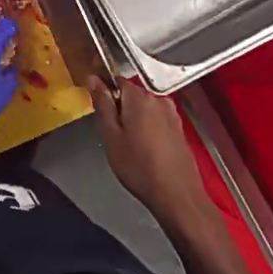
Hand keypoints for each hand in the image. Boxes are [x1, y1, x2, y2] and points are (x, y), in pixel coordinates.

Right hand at [89, 77, 208, 214]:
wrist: (176, 194)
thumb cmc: (138, 167)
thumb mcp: (110, 136)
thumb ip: (102, 105)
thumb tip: (93, 79)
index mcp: (140, 98)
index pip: (116, 80)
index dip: (104, 93)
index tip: (98, 112)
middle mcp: (159, 100)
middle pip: (131, 95)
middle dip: (118, 109)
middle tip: (111, 135)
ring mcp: (172, 115)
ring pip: (143, 109)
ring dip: (132, 121)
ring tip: (126, 146)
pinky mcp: (178, 129)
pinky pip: (155, 121)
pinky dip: (145, 130)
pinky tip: (142, 151)